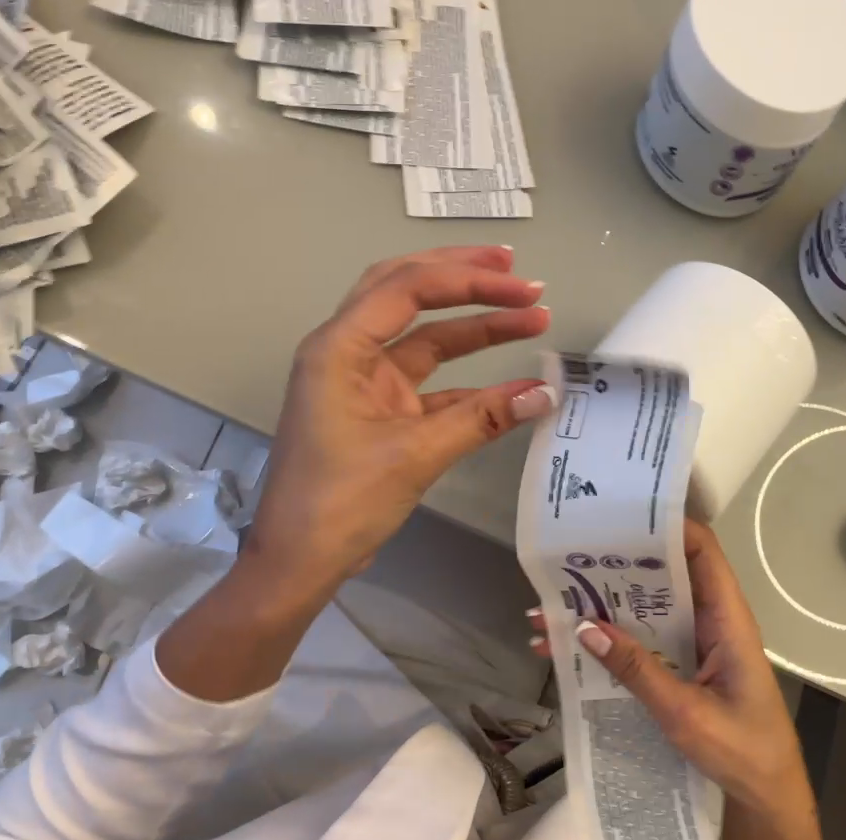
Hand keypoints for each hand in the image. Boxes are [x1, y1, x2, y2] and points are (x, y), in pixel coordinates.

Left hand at [160, 247, 549, 703]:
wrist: (300, 560)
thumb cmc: (341, 501)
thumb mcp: (414, 455)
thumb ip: (481, 419)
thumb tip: (545, 392)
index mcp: (339, 349)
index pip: (407, 288)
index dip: (470, 281)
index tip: (523, 289)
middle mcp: (347, 353)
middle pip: (408, 294)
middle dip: (464, 279)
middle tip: (518, 273)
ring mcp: (363, 384)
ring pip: (422, 338)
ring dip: (472, 326)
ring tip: (527, 315)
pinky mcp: (378, 415)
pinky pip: (429, 385)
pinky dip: (468, 382)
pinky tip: (509, 384)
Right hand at [529, 519, 811, 819]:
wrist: (766, 796)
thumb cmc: (742, 750)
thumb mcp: (685, 712)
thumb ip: (637, 669)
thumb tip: (584, 628)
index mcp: (726, 619)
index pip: (701, 551)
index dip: (666, 526)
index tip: (617, 516)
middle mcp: (709, 622)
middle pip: (663, 576)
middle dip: (614, 568)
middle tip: (563, 561)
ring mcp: (694, 645)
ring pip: (645, 611)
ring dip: (600, 609)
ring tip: (546, 609)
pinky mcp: (681, 669)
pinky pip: (640, 644)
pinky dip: (606, 643)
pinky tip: (563, 650)